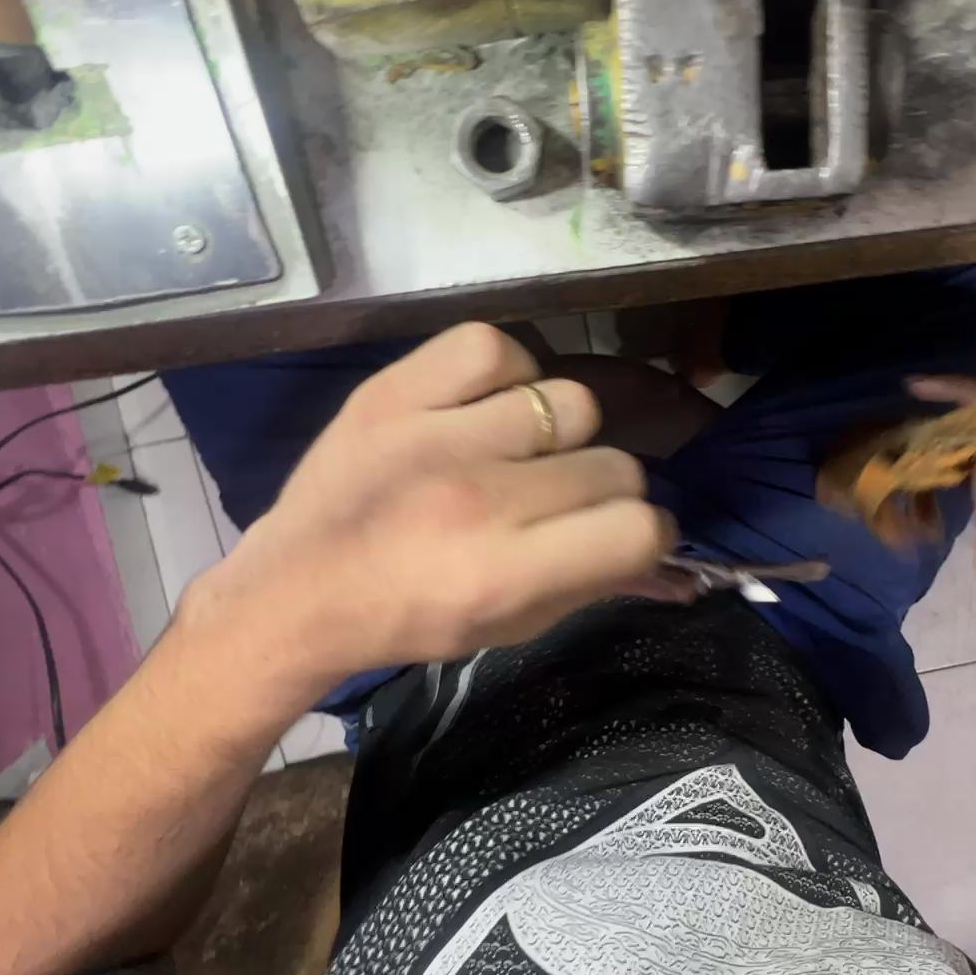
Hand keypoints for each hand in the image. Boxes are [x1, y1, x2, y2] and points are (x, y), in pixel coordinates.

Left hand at [178, 323, 680, 709]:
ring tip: (521, 453)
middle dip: (606, 491)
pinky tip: (486, 407)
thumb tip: (678, 565)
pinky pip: (494, 348)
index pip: (639, 528)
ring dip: (561, 436)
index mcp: (504, 573)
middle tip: (563, 503)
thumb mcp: (512, 625)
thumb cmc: (413, 619)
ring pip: (572, 403)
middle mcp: (477, 499)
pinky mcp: (394, 391)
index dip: (647, 534)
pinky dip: (506, 374)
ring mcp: (433, 436)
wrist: (297, 591)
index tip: (625, 535)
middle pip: (615, 466)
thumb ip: (597, 586)